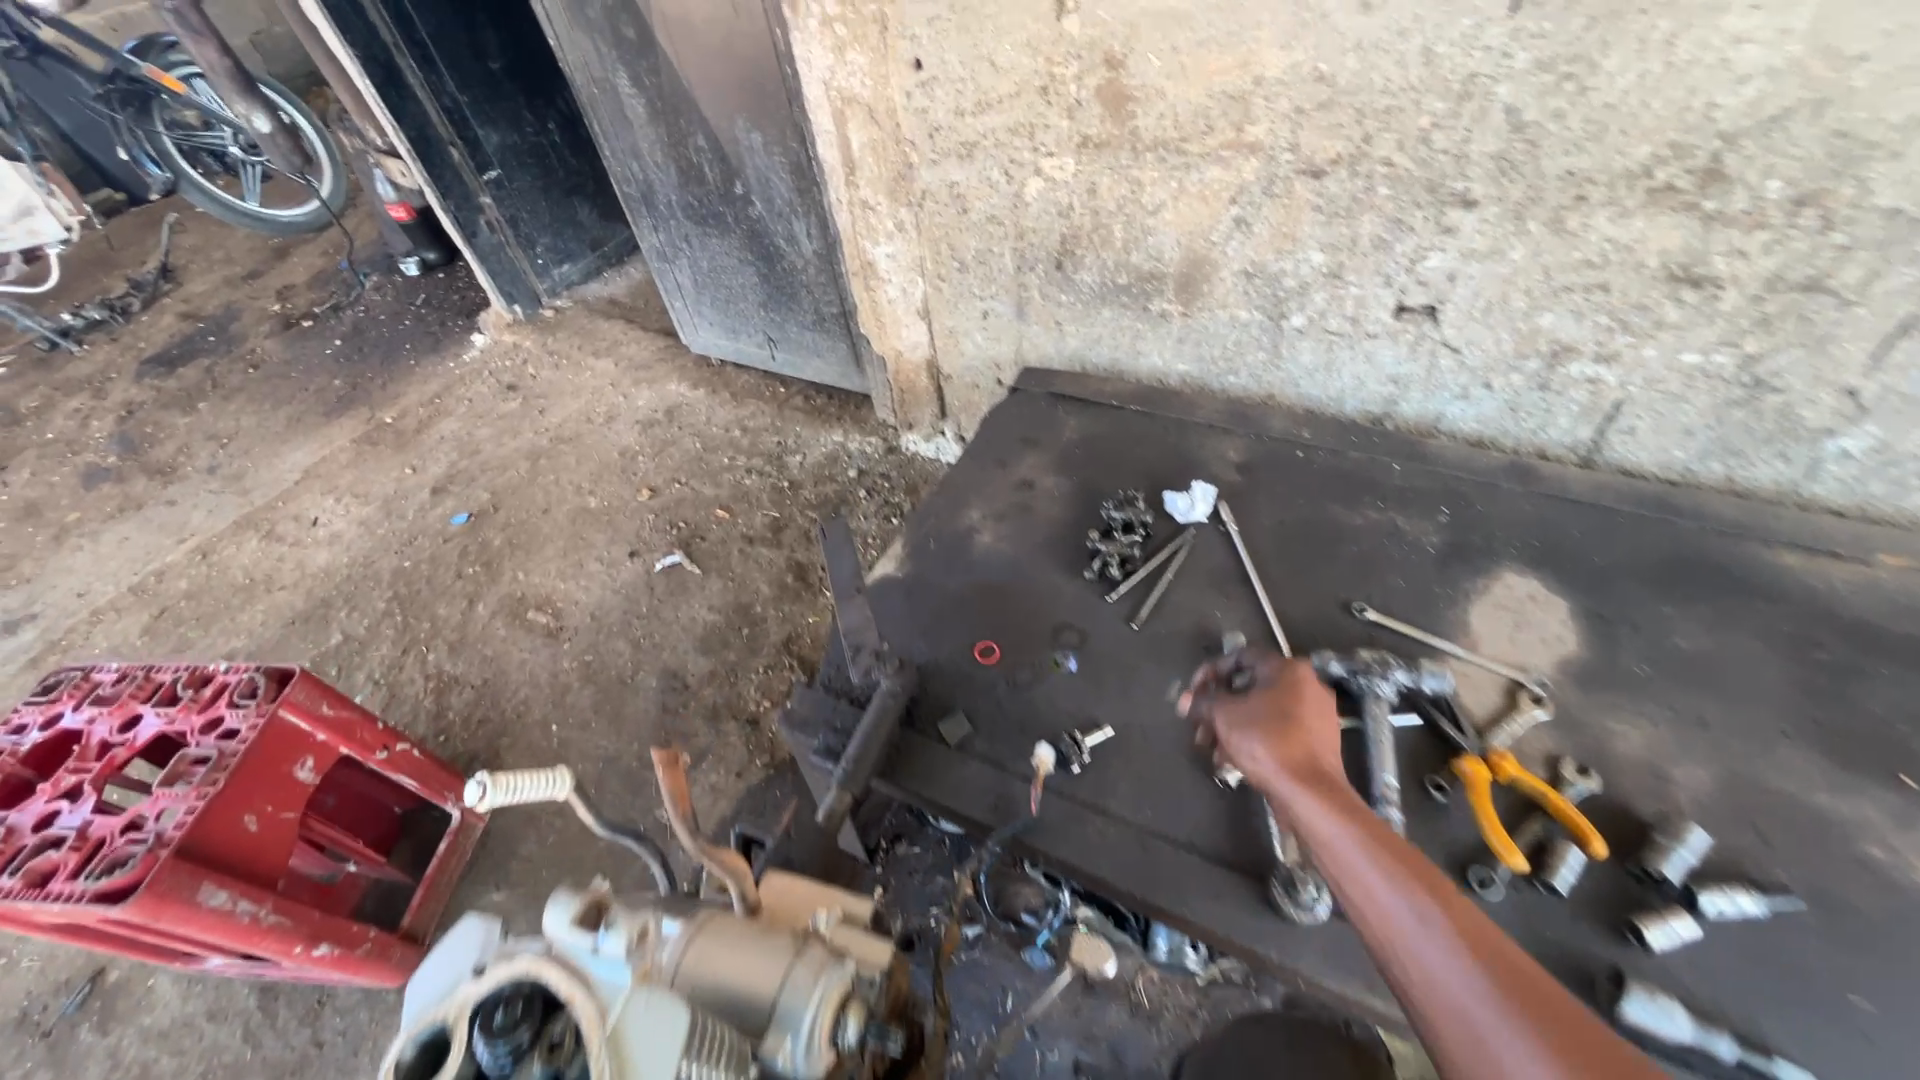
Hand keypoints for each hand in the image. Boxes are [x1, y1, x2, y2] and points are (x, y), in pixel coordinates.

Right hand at [1180, 652, 1346, 798]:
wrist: (1310, 792)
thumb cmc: (1266, 742)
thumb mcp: (1224, 715)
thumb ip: (1202, 701)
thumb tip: (1187, 700)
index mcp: (1288, 669)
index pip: (1241, 657)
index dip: (1211, 671)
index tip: (1194, 692)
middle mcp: (1307, 685)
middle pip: (1250, 687)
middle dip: (1218, 706)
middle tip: (1199, 724)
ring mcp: (1316, 714)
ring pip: (1262, 712)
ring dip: (1232, 726)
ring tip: (1211, 748)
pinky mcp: (1318, 742)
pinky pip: (1278, 730)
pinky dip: (1253, 738)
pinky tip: (1232, 760)